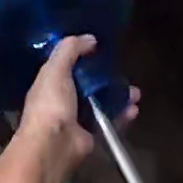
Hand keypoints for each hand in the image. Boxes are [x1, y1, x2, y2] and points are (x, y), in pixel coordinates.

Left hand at [18, 35, 138, 181]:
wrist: (54, 144)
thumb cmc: (51, 103)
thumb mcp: (56, 69)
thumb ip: (70, 50)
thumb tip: (89, 38)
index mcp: (48, 84)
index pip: (64, 66)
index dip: (79, 56)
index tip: (98, 48)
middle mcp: (60, 101)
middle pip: (86, 85)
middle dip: (104, 78)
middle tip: (121, 71)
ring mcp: (76, 119)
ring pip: (100, 103)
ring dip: (118, 96)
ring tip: (134, 92)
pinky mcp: (90, 135)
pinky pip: (108, 121)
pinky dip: (122, 115)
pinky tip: (133, 108)